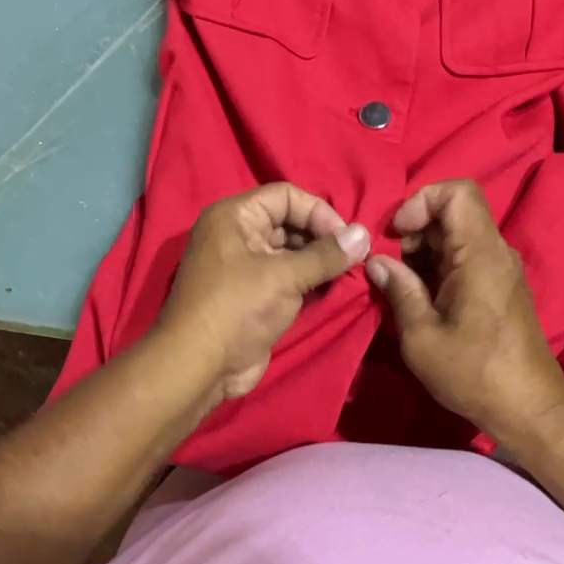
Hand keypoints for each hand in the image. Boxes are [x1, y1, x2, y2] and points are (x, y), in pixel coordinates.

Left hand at [155, 182, 369, 400]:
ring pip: (291, 251)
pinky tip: (333, 289)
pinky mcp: (253, 295)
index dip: (318, 212)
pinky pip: (287, 277)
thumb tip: (365, 234)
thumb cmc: (237, 308)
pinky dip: (310, 281)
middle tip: (354, 257)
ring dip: (320, 261)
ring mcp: (244, 266)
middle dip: (323, 237)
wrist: (199, 367)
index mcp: (234, 216)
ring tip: (349, 273)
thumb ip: (326, 255)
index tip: (346, 238)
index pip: (285, 195)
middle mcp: (237, 235)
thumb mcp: (284, 276)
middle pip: (289, 222)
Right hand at [366, 180, 563, 437]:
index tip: (397, 234)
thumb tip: (377, 262)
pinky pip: (465, 256)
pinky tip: (420, 298)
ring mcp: (500, 268)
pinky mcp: (499, 286)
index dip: (421, 200)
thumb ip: (399, 291)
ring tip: (400, 286)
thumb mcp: (422, 337)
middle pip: (453, 211)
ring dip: (423, 250)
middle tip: (390, 266)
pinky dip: (438, 266)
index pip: (457, 191)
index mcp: (481, 254)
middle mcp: (496, 252)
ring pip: (456, 234)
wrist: (529, 407)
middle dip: (414, 229)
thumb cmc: (474, 372)